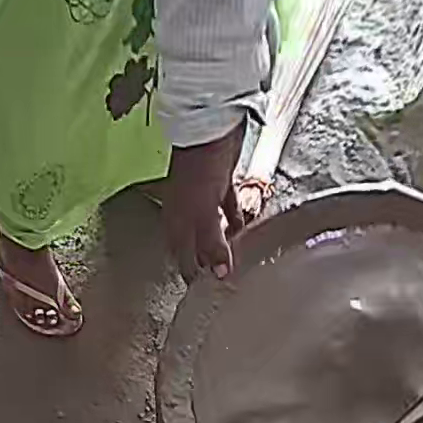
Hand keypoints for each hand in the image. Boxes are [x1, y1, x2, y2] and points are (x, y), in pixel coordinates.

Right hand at [163, 123, 245, 279]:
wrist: (209, 124)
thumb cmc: (199, 169)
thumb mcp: (204, 214)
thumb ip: (212, 245)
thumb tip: (219, 276)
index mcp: (177, 225)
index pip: (183, 261)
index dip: (194, 278)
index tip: (207, 298)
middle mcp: (187, 216)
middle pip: (198, 248)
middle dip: (211, 264)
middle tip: (226, 282)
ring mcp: (203, 200)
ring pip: (213, 230)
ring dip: (225, 243)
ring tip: (239, 261)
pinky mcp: (220, 184)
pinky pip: (227, 208)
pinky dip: (235, 219)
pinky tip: (245, 229)